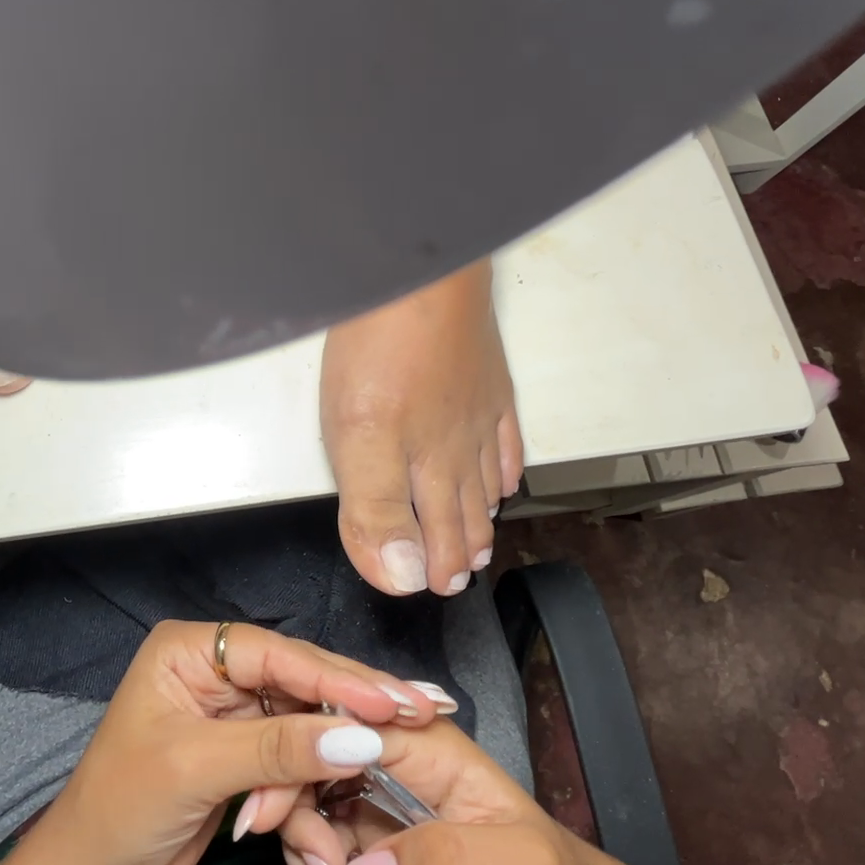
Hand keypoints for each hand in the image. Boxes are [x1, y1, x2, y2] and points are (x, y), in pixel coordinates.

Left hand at [0, 622, 447, 864]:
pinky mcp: (245, 751)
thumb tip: (359, 736)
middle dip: (354, 709)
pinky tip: (330, 830)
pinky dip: (313, 796)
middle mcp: (215, 669)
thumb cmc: (122, 803)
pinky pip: (295, 761)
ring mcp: (233, 711)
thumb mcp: (196, 768)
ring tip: (359, 794)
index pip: (276, 653)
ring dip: (327, 769)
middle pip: (300, 682)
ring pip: (305, 725)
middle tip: (423, 712)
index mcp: (190, 650)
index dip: (335, 677)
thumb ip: (277, 749)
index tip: (393, 701)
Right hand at [280, 720, 679, 864]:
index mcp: (427, 742)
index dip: (299, 761)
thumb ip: (445, 857)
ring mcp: (380, 797)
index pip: (345, 729)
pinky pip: (323, 841)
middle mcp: (394, 759)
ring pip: (310, 801)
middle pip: (316, 761)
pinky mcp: (373, 836)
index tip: (266, 815)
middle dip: (298, 814)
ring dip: (303, 849)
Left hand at [321, 259, 522, 596]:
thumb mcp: (358, 440)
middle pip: (463, 510)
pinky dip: (505, 466)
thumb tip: (405, 577)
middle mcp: (457, 446)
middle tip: (461, 574)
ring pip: (483, 478)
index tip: (438, 587)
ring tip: (482, 536)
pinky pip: (504, 436)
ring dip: (481, 514)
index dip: (436, 566)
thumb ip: (378, 510)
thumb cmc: (384, 355)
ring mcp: (477, 411)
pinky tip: (505, 473)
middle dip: (461, 548)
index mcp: (423, 467)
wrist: (424, 277)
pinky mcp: (486, 378)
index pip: (437, 532)